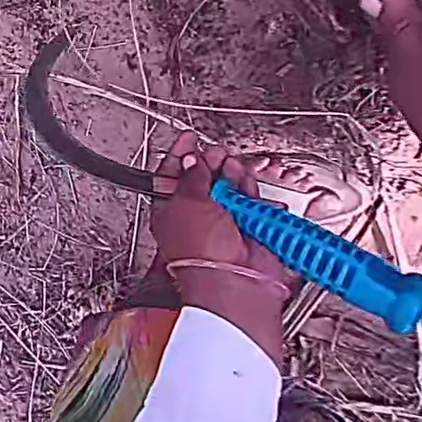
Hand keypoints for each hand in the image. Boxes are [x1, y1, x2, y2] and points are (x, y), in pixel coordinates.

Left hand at [150, 132, 289, 361]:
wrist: (234, 283)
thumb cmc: (200, 254)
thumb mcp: (188, 203)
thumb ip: (192, 177)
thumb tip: (193, 160)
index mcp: (170, 211)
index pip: (172, 175)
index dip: (180, 155)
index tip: (188, 138)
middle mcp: (196, 217)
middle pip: (204, 178)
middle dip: (210, 162)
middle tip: (216, 153)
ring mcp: (223, 223)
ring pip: (229, 187)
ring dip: (232, 175)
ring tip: (232, 171)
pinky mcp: (249, 228)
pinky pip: (251, 201)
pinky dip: (251, 192)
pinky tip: (247, 188)